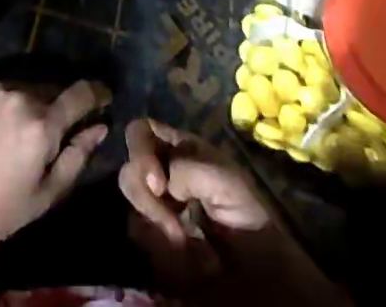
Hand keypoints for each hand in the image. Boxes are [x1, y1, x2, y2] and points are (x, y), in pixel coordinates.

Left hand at [0, 79, 110, 257]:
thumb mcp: (47, 194)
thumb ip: (77, 155)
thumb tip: (100, 127)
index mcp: (41, 125)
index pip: (81, 93)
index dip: (98, 93)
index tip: (105, 97)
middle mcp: (19, 96)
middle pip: (54, 90)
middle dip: (62, 106)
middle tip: (58, 132)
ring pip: (29, 87)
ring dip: (35, 103)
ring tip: (23, 133)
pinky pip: (4, 87)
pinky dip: (10, 101)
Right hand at [118, 119, 273, 246]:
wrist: (255, 254)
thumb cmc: (242, 206)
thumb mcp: (221, 179)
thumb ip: (185, 170)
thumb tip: (162, 185)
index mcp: (177, 145)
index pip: (141, 131)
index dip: (139, 150)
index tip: (158, 185)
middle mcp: (162, 166)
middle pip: (129, 167)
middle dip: (143, 195)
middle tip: (170, 223)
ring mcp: (157, 197)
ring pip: (131, 197)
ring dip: (150, 217)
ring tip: (179, 238)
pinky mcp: (155, 225)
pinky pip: (138, 224)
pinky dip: (152, 235)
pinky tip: (176, 244)